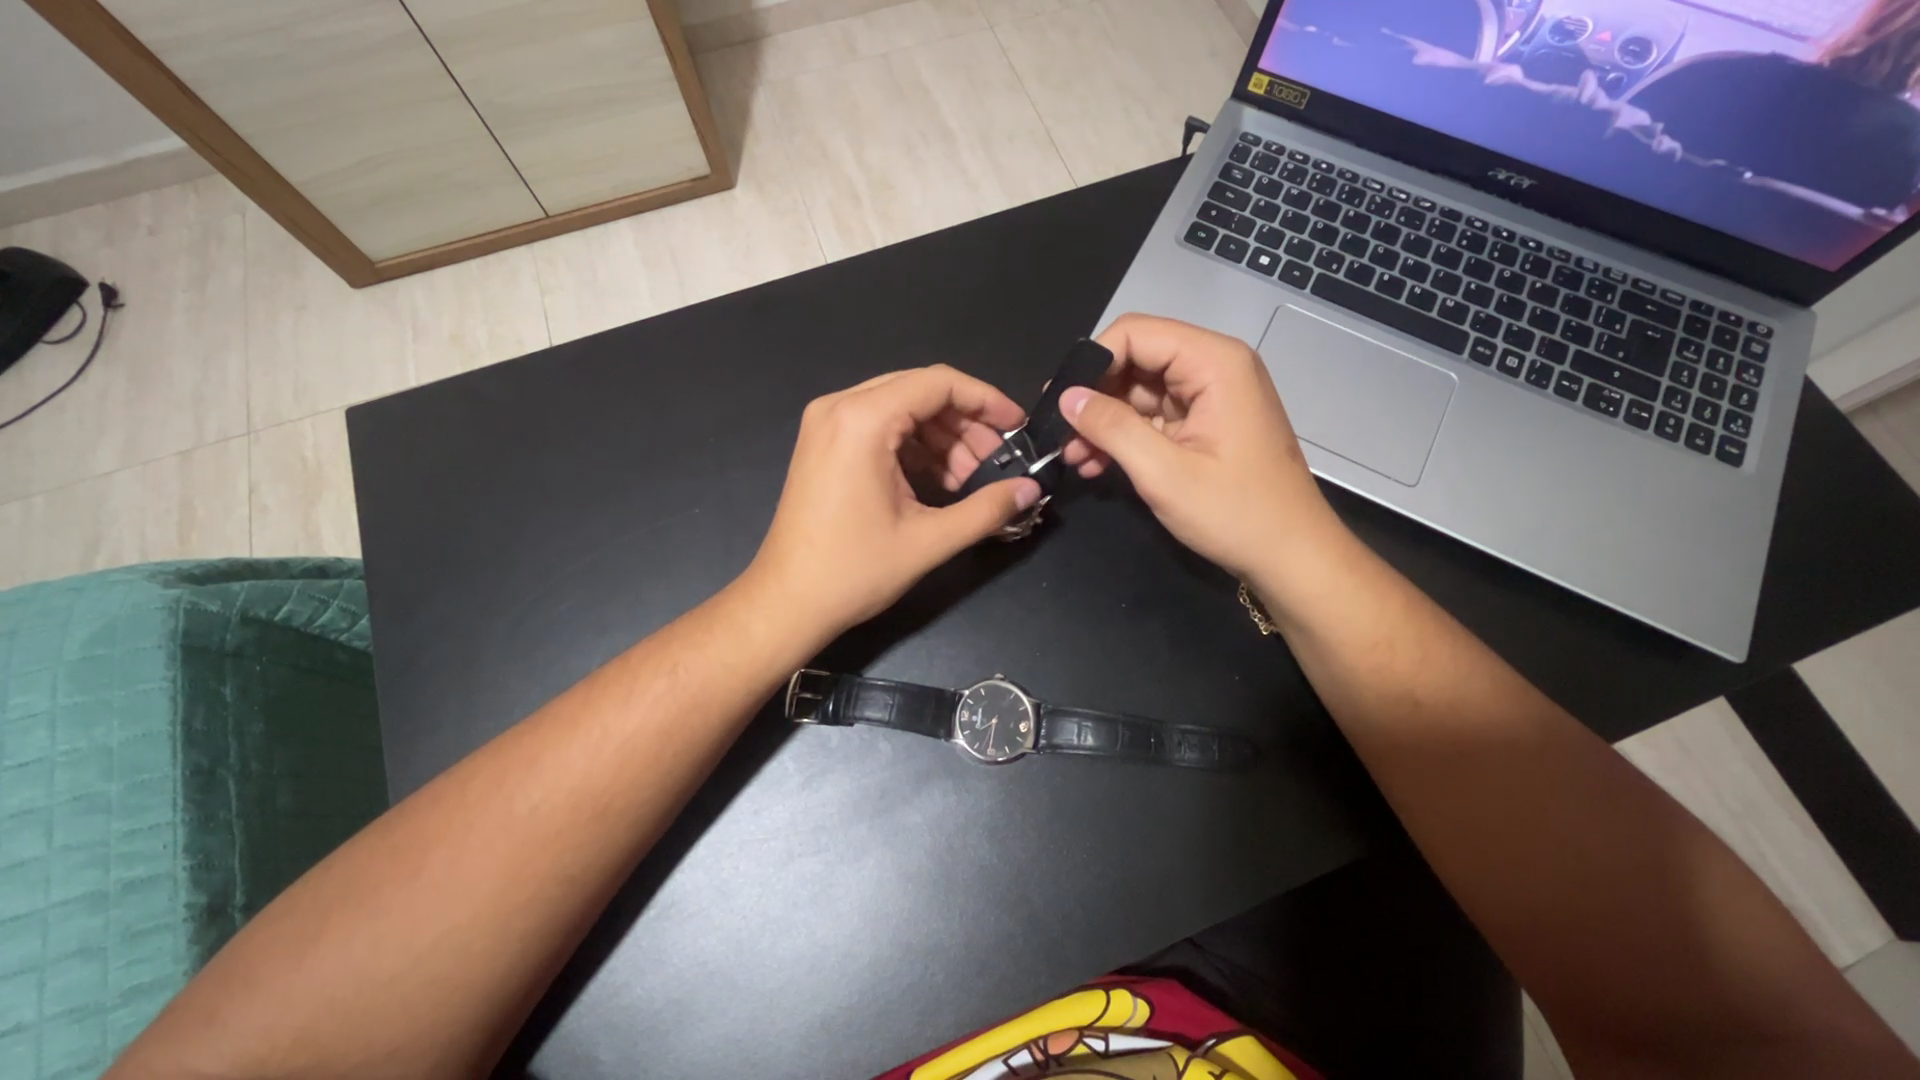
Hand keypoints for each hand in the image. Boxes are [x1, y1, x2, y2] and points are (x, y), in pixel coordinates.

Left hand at [745, 366, 1042, 635]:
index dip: (986, 401)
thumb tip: (1031, 490)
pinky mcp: (823, 444)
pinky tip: (941, 481)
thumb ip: (987, 510)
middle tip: (999, 461)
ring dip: (942, 438)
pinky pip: (880, 426)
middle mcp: (839, 408)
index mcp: (862, 420)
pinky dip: (915, 447)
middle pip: (920, 391)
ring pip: (901, 408)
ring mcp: (826, 424)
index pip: (938, 384)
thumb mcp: (929, 541)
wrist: (786, 602)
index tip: (1018, 427)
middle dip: (966, 423)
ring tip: (973, 479)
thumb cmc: (853, 571)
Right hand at [1058, 313, 1343, 583]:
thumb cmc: (1235, 514)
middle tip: (1060, 436)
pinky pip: (1155, 416)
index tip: (1060, 403)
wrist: (1292, 556)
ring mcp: (1212, 395)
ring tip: (1074, 458)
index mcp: (1214, 363)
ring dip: (1105, 422)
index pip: (1136, 333)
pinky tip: (1098, 464)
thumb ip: (1112, 428)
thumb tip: (1066, 398)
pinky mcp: (1207, 423)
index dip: (1092, 363)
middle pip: (1136, 359)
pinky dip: (1125, 436)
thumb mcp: (1164, 472)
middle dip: (1095, 397)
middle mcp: (1215, 366)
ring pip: (1140, 390)